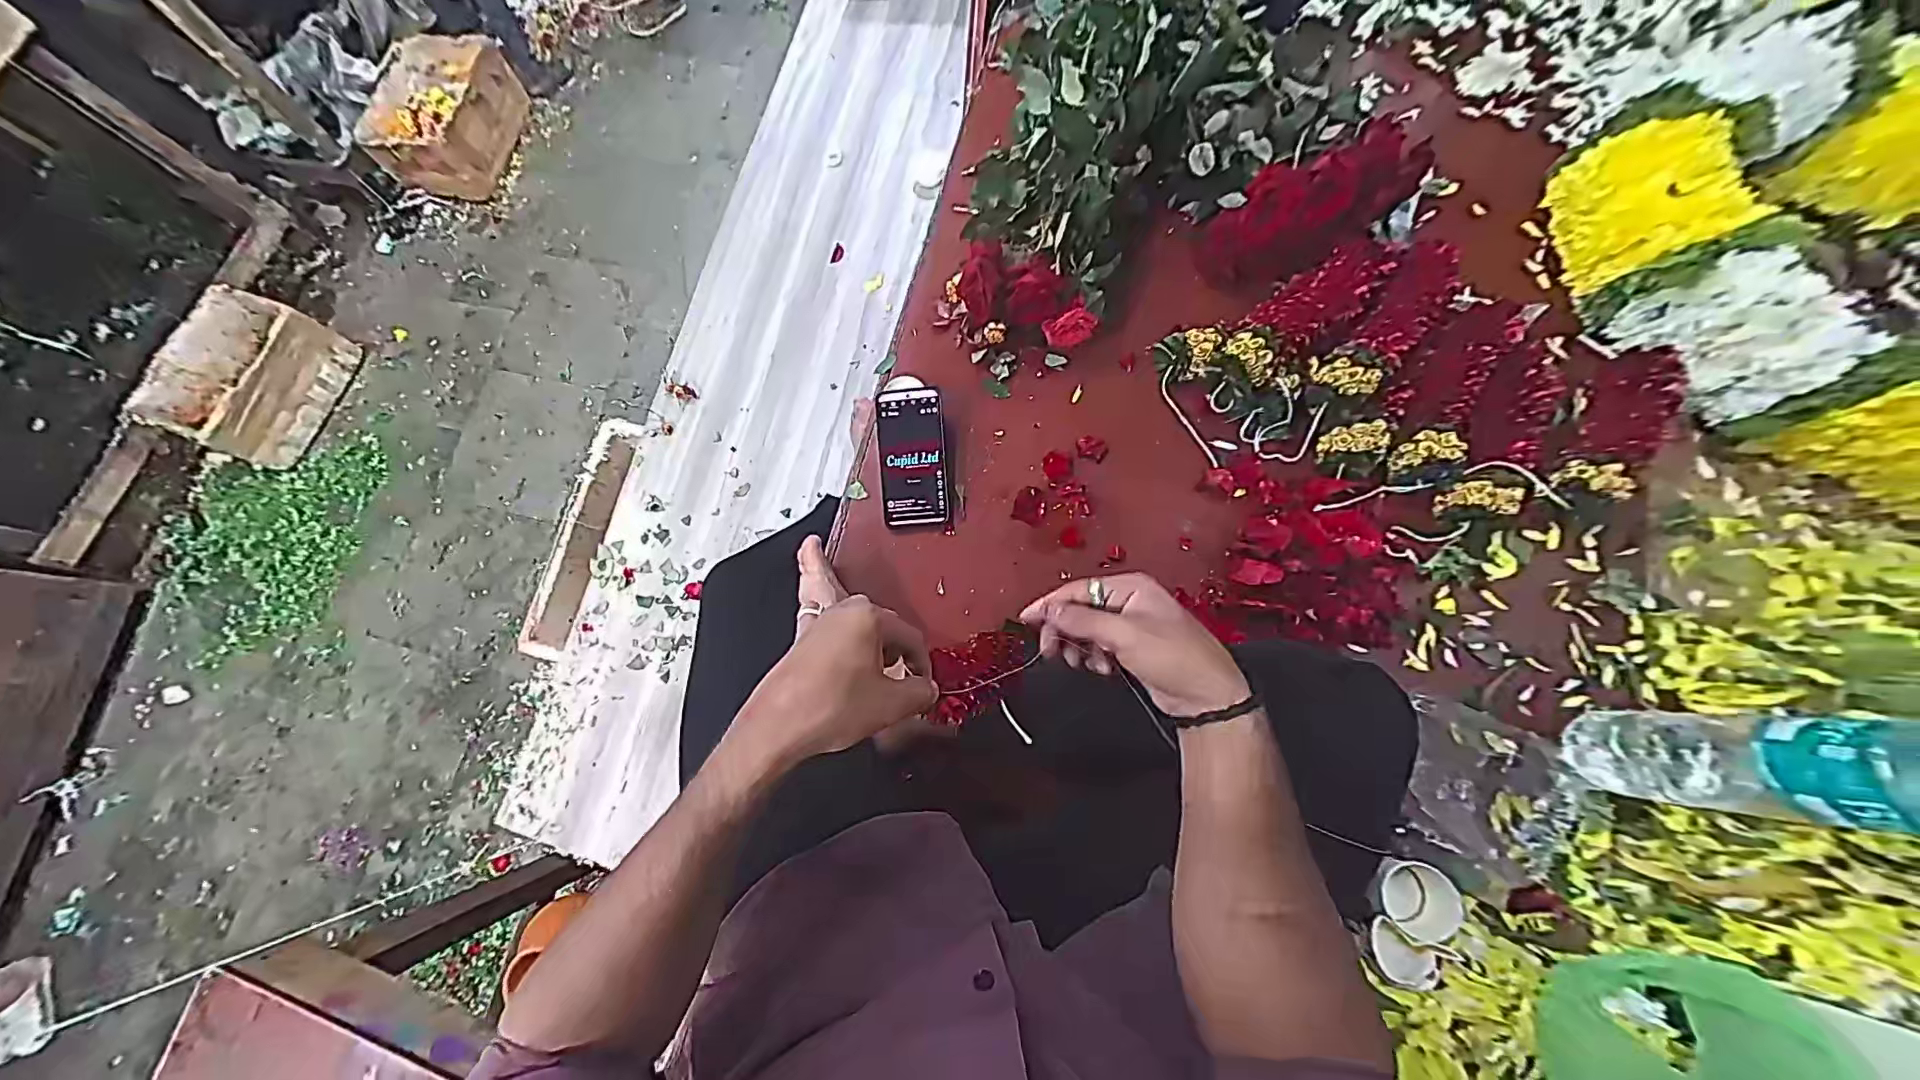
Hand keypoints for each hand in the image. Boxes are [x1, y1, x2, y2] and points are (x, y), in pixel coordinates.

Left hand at [725, 596, 938, 770]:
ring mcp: (821, 624)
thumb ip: (921, 692)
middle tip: (905, 688)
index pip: (912, 637)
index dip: (924, 665)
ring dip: (876, 662)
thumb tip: (926, 689)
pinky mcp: (805, 641)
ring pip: (863, 638)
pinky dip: (851, 662)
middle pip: (888, 633)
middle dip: (900, 661)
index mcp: (868, 616)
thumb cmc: (825, 708)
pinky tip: (850, 688)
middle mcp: (843, 611)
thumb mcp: (892, 704)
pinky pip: (840, 646)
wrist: (775, 727)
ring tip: (877, 692)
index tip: (924, 685)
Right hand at [1019, 572, 1250, 717]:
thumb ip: (1083, 620)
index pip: (1079, 589)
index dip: (1050, 604)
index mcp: (1131, 587)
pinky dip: (1093, 656)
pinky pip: (1099, 645)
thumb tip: (1051, 610)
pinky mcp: (1131, 646)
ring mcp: (1131, 624)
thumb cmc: (1175, 658)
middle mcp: (1129, 601)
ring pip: (1087, 630)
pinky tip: (1100, 668)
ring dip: (1078, 647)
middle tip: (1050, 650)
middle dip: (1064, 630)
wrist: (1207, 696)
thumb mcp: (1124, 635)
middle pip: (1080, 609)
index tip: (1026, 618)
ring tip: (1081, 663)